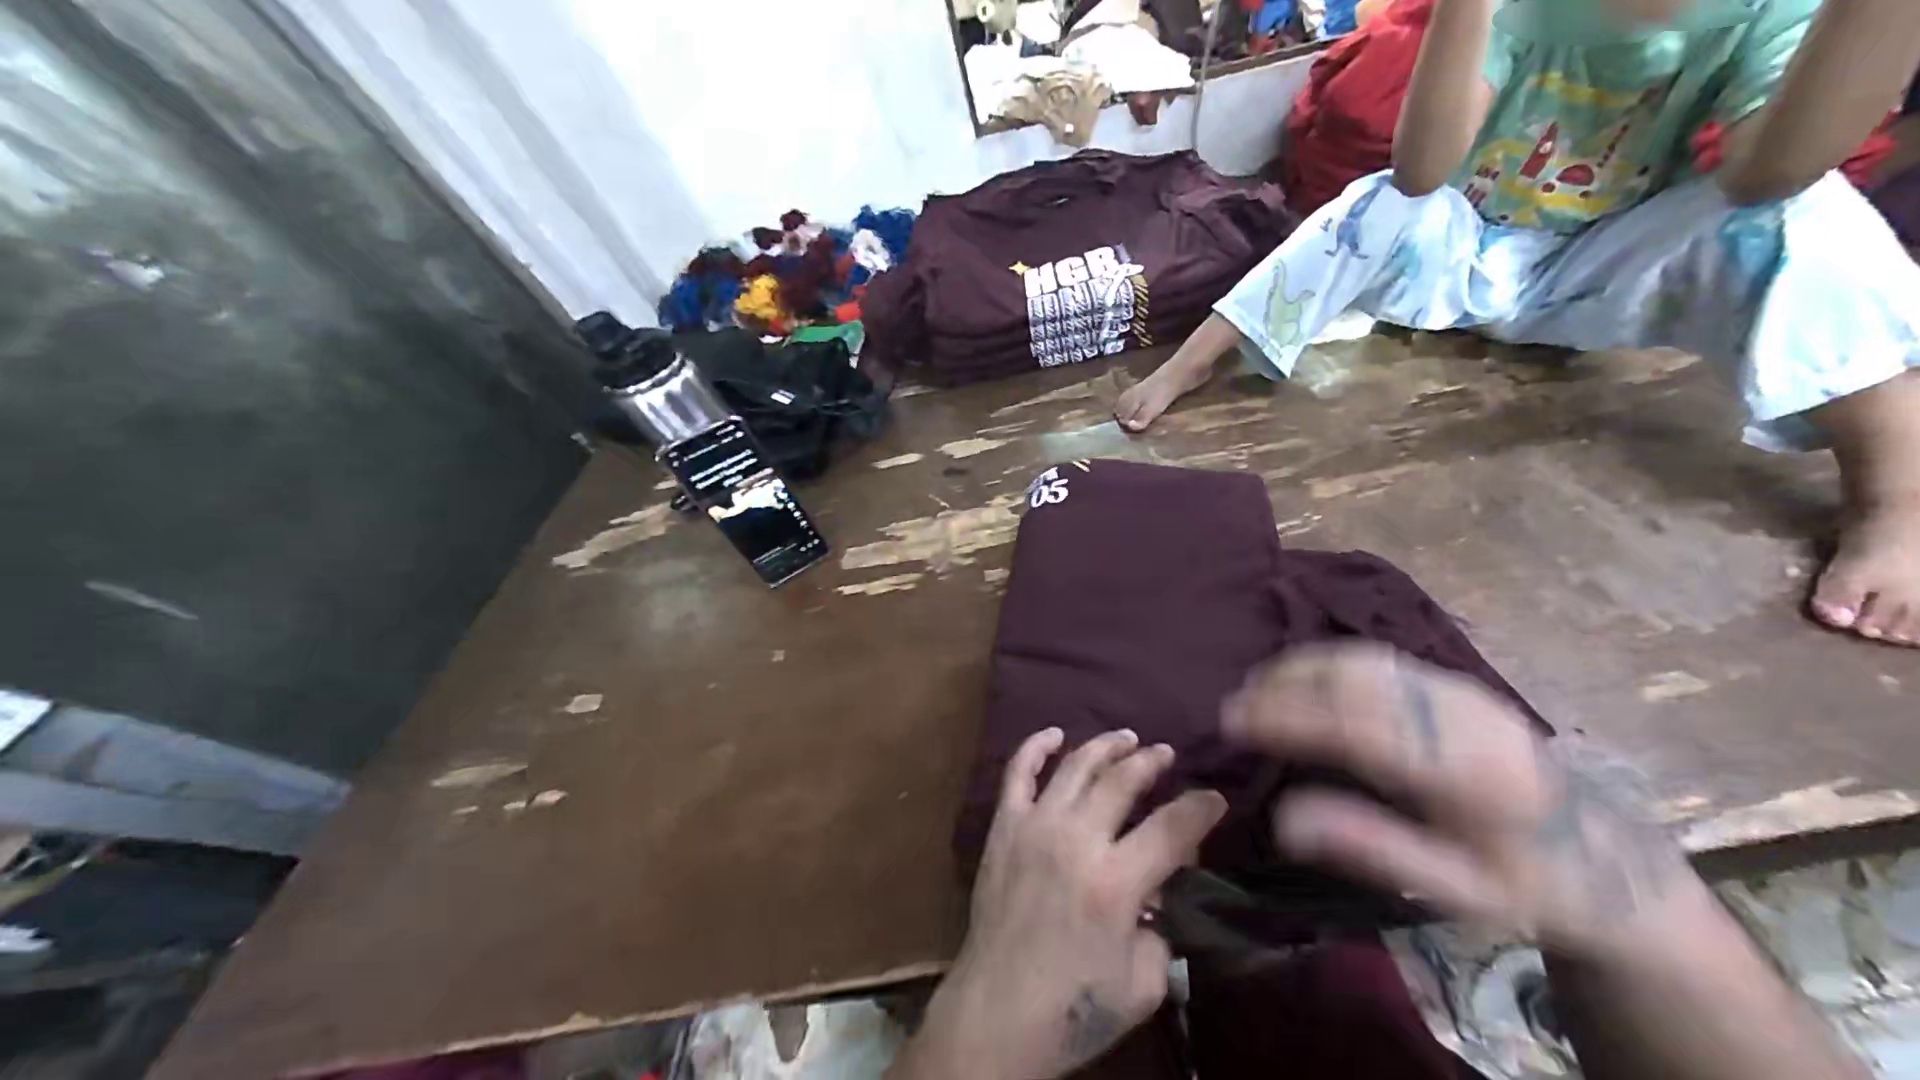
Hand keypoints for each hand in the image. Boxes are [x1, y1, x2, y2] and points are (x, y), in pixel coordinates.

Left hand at [893, 729, 1227, 1079]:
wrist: (997, 1011)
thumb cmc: (1075, 1008)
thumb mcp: (1144, 982)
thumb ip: (1161, 927)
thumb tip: (1157, 888)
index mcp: (1115, 882)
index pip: (1172, 827)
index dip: (1200, 807)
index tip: (1215, 797)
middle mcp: (1075, 840)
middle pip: (1121, 780)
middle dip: (1151, 761)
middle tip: (1165, 753)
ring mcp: (1034, 827)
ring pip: (1075, 766)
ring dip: (1104, 746)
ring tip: (1126, 737)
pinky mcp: (1004, 828)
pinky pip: (1018, 774)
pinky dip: (1035, 748)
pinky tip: (1053, 735)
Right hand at [1222, 643, 1694, 961]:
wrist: (1607, 855)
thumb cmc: (1524, 882)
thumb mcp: (1457, 891)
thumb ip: (1372, 847)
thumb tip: (1284, 819)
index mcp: (1468, 774)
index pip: (1357, 729)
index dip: (1288, 718)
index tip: (1232, 722)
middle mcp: (1463, 717)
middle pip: (1356, 681)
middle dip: (1283, 686)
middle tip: (1232, 708)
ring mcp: (1461, 692)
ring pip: (1363, 661)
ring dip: (1299, 668)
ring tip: (1254, 688)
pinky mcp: (1456, 683)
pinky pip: (1377, 660)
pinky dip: (1326, 662)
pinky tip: (1300, 678)